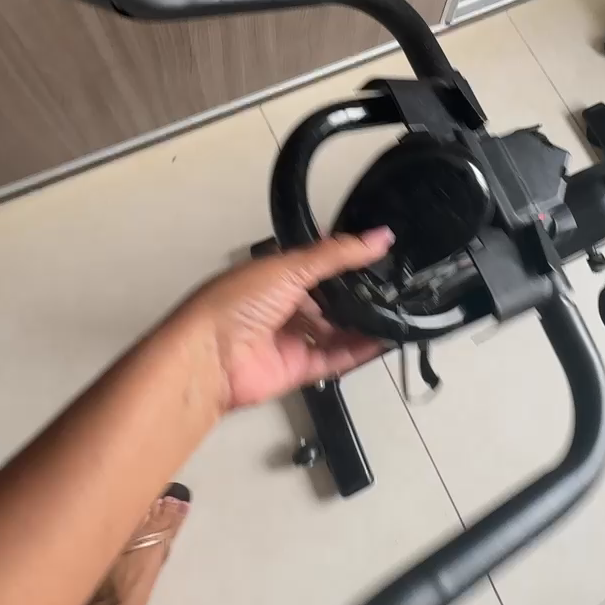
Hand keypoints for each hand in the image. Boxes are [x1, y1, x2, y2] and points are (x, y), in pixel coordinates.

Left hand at [171, 229, 391, 410]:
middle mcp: (284, 304)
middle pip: (330, 298)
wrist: (208, 358)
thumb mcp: (290, 267)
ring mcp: (291, 337)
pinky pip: (335, 358)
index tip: (378, 253)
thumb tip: (378, 237)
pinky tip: (382, 341)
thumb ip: (338, 254)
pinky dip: (359, 352)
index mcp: (276, 273)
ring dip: (363, 323)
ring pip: (336, 330)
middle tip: (393, 287)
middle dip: (358, 294)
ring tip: (397, 313)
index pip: (319, 261)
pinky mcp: (297, 367)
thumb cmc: (233, 304)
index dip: (347, 258)